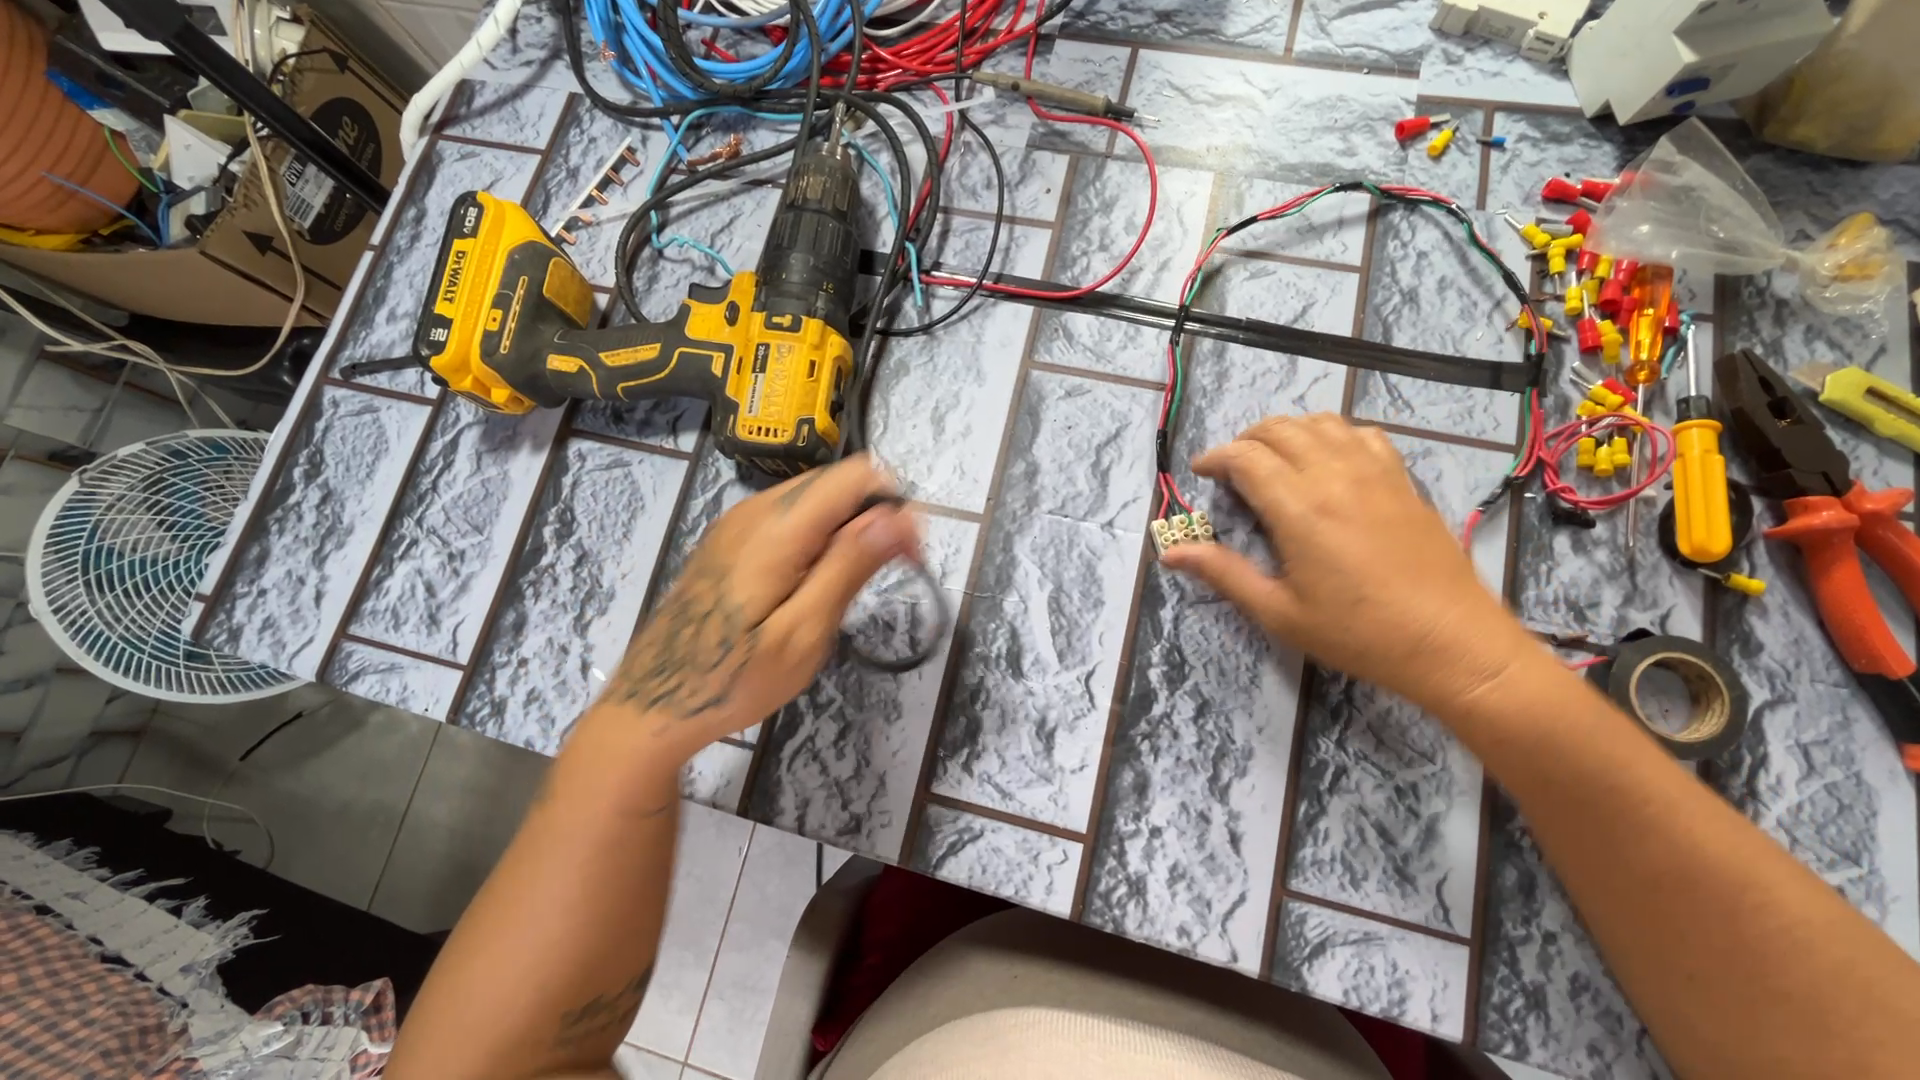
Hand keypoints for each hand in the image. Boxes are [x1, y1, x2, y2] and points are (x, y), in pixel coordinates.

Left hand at [597, 455, 918, 755]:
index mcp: (777, 528)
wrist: (653, 703)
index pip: (857, 475)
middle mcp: (755, 510)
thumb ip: (848, 566)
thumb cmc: (733, 679)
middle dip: (874, 518)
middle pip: (836, 482)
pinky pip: (787, 519)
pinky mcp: (728, 542)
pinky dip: (815, 540)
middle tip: (883, 579)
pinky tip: (807, 588)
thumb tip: (898, 515)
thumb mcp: (803, 633)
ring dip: (845, 530)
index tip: (908, 557)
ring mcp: (736, 523)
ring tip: (842, 591)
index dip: (895, 507)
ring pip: (813, 499)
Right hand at [1161, 414, 1537, 711]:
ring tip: (1274, 460)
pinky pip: (1364, 435)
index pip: (1246, 457)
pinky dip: (1334, 436)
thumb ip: (1224, 573)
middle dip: (1246, 440)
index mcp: (1299, 508)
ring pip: (1321, 424)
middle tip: (1231, 470)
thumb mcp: (1279, 612)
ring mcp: (1375, 473)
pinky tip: (1329, 462)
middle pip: (1280, 429)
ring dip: (1288, 432)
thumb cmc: (1358, 633)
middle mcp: (1335, 476)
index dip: (1215, 458)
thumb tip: (1171, 552)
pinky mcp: (1403, 481)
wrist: (1450, 642)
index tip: (1201, 473)